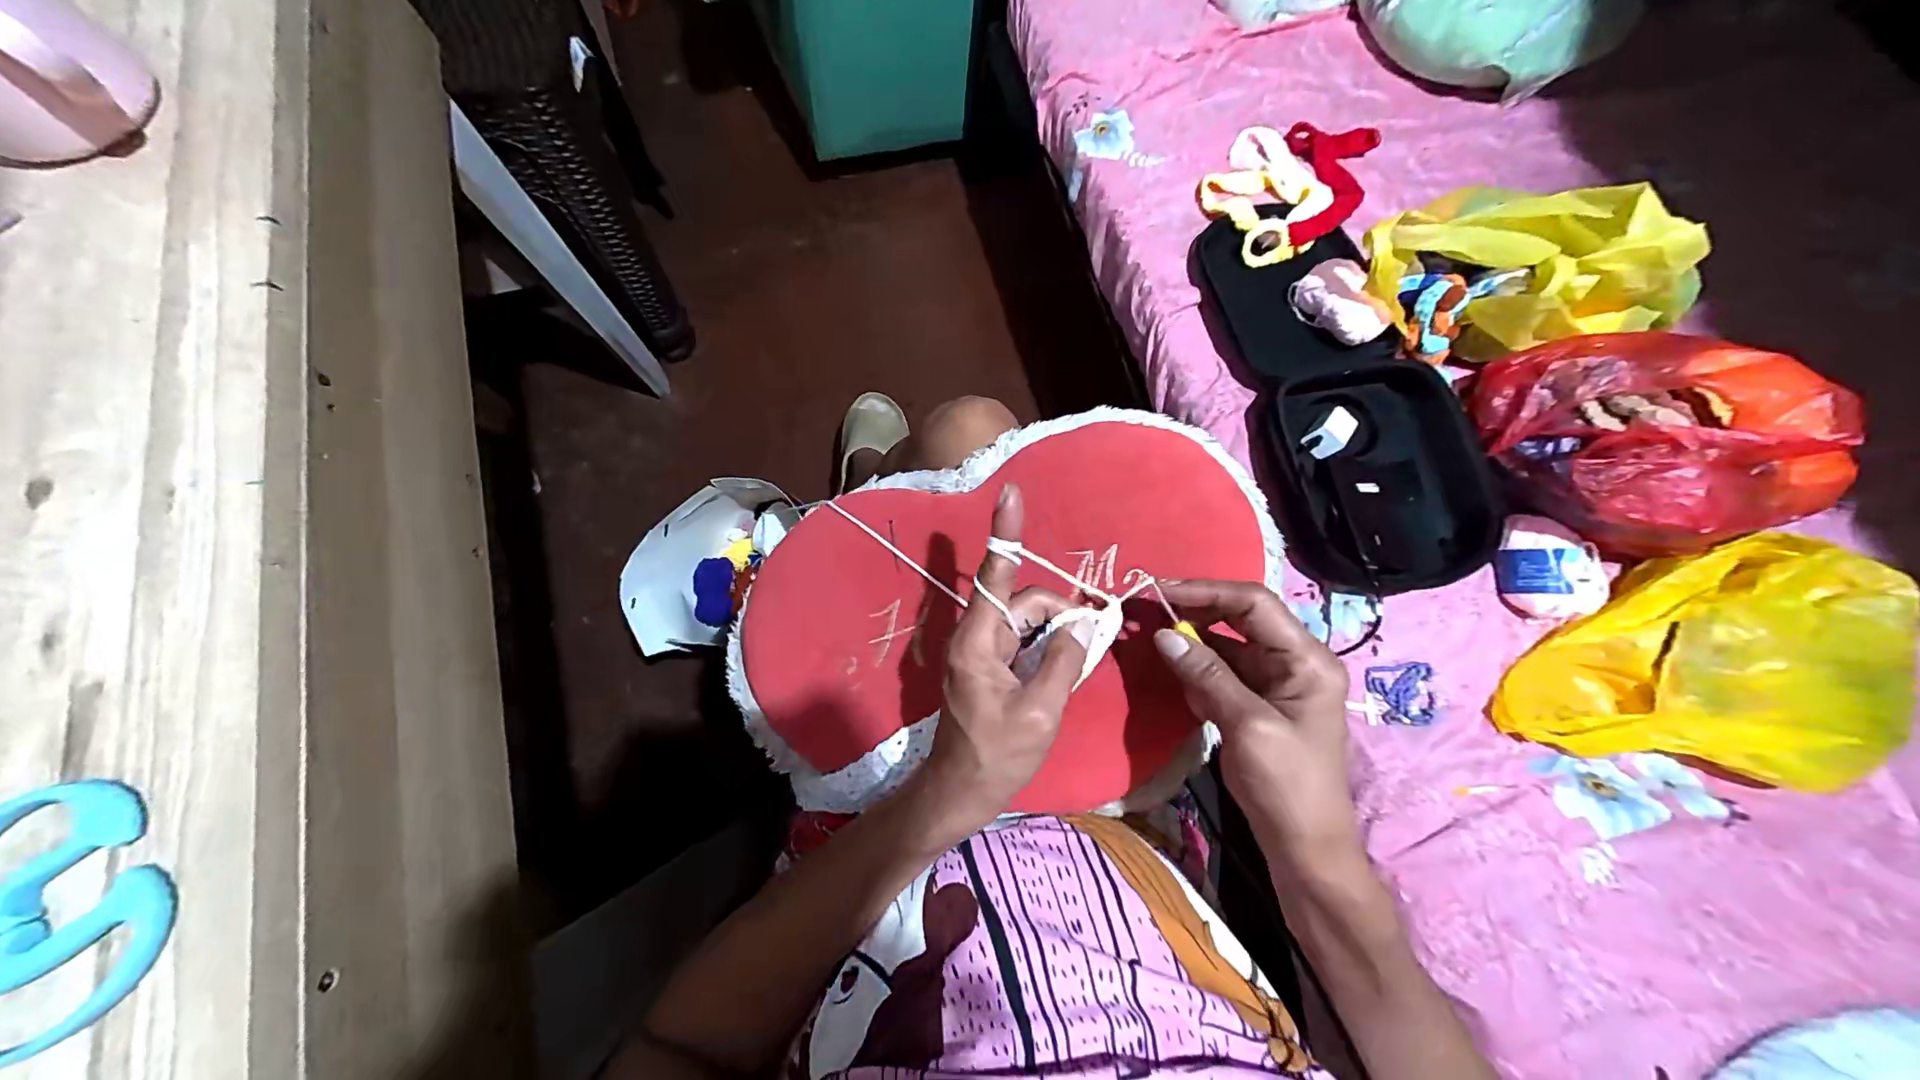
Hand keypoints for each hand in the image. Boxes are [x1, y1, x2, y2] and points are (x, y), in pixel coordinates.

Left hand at [917, 484, 1089, 836]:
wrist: (960, 790)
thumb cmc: (997, 754)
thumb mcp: (1041, 709)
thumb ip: (1064, 659)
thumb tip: (1082, 621)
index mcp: (978, 641)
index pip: (995, 574)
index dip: (1006, 532)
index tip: (1011, 492)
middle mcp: (974, 636)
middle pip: (1022, 599)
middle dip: (1058, 611)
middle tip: (1089, 640)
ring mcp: (978, 650)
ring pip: (1024, 619)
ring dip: (1053, 630)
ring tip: (1076, 658)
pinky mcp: (986, 664)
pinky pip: (1020, 638)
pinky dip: (1044, 643)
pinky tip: (1062, 663)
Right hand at [1153, 580, 1358, 861]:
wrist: (1304, 846)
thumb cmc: (1287, 785)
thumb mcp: (1247, 724)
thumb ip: (1207, 674)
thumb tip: (1165, 634)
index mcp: (1306, 659)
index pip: (1254, 603)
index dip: (1207, 591)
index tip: (1161, 593)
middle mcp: (1294, 661)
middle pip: (1240, 618)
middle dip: (1195, 612)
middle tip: (1148, 611)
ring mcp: (1275, 682)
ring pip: (1226, 645)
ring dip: (1192, 645)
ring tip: (1154, 643)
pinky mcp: (1257, 702)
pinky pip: (1222, 672)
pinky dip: (1197, 672)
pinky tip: (1179, 683)